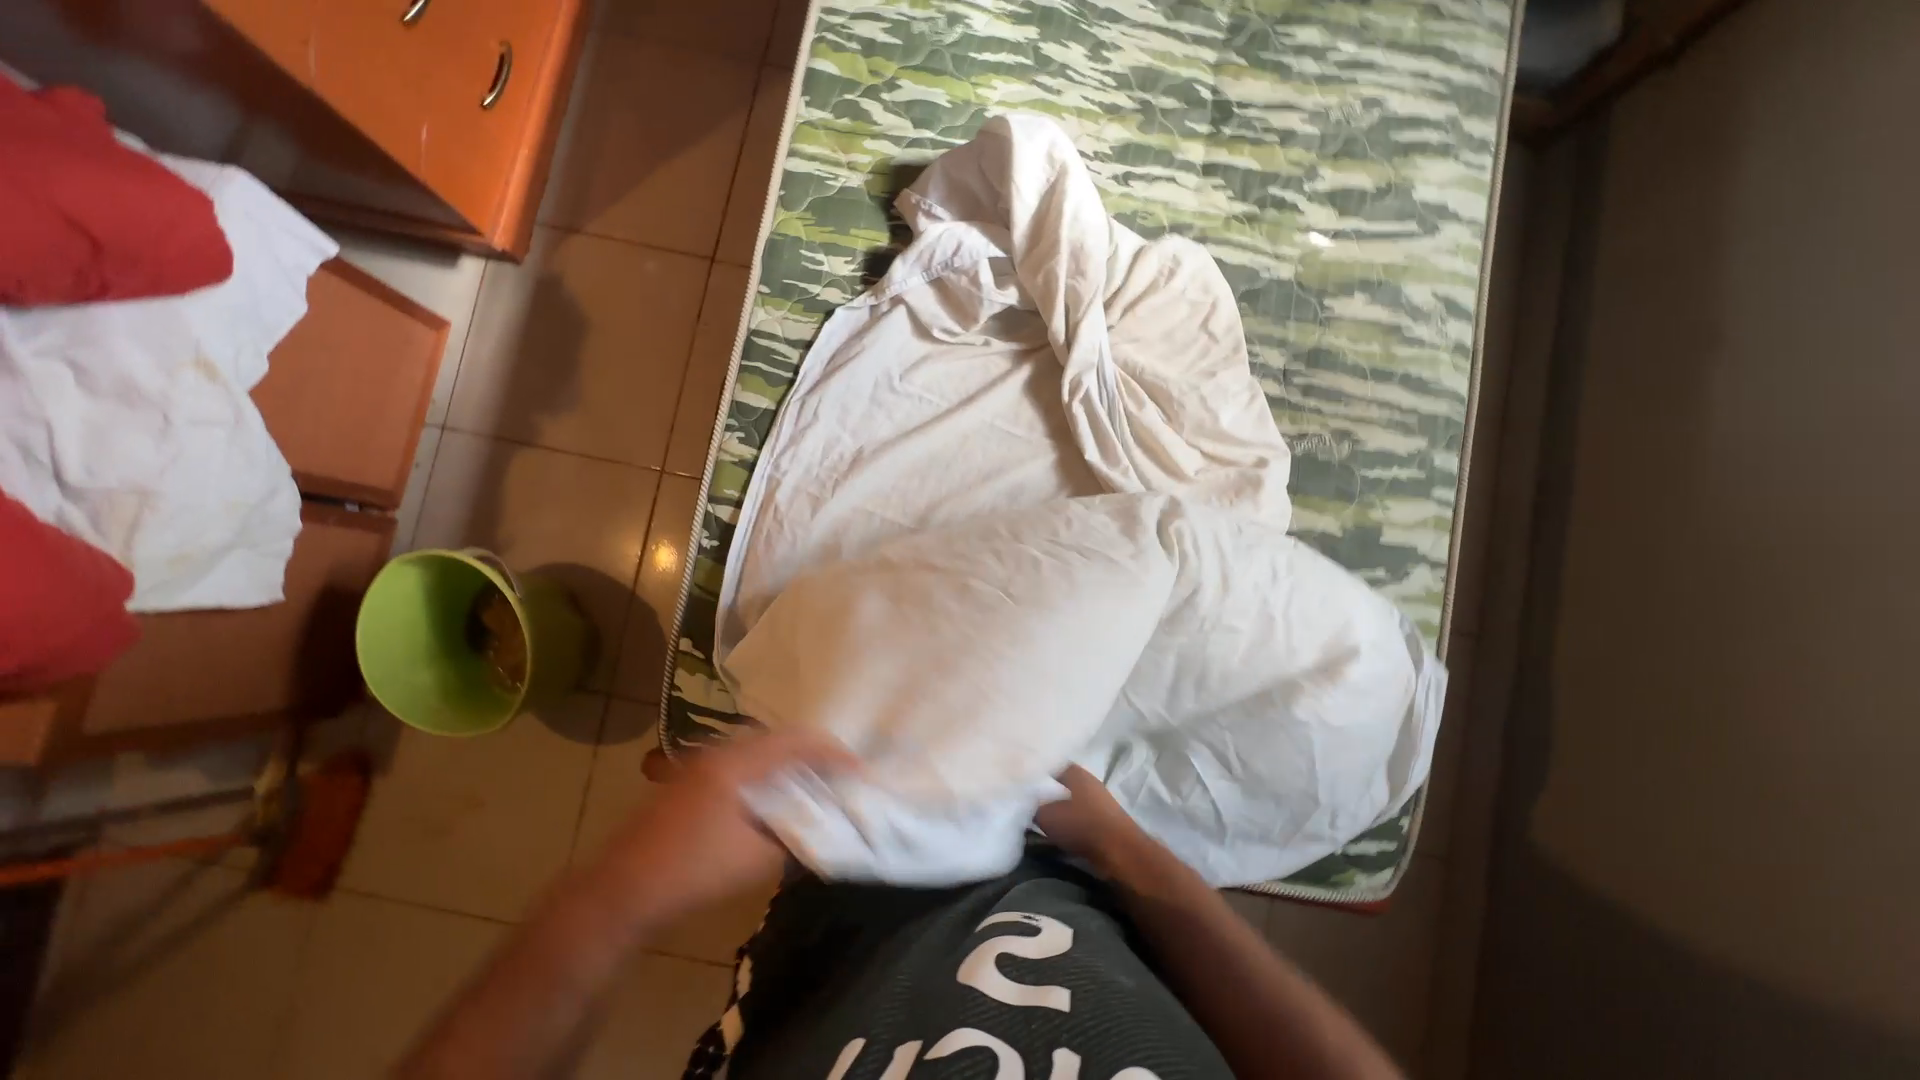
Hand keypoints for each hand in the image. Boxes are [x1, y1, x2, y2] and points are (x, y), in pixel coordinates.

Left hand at [596, 731, 854, 919]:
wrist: (621, 891)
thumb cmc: (693, 872)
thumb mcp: (757, 859)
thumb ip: (798, 838)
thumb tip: (827, 829)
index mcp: (738, 762)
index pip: (799, 740)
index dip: (835, 754)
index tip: (860, 774)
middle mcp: (718, 753)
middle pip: (779, 741)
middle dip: (814, 758)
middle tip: (840, 781)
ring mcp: (697, 766)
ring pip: (757, 754)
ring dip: (788, 768)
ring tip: (813, 793)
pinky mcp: (686, 785)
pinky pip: (739, 768)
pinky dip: (764, 779)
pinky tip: (771, 807)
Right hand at [1033, 765, 1151, 874]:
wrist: (1119, 853)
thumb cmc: (1081, 825)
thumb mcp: (1045, 814)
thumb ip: (1031, 805)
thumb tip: (1023, 801)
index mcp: (1076, 772)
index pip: (1051, 763)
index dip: (1035, 770)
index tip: (1020, 779)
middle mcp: (1089, 782)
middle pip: (1061, 783)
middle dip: (1045, 791)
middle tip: (1025, 798)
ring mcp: (1099, 802)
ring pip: (1070, 800)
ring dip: (1057, 808)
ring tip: (1038, 817)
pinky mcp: (1104, 821)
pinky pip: (1079, 816)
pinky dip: (1068, 822)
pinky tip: (1056, 831)